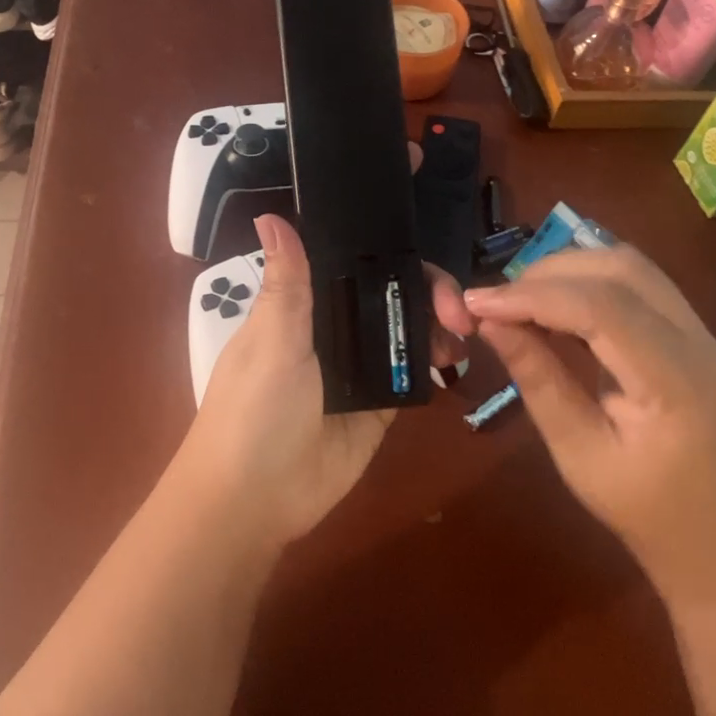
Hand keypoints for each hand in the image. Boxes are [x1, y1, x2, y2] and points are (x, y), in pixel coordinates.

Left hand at [176, 214, 471, 545]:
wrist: (255, 499)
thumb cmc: (255, 410)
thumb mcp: (270, 340)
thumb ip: (287, 283)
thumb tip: (270, 215)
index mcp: (300, 307)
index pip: (352, 263)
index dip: (388, 251)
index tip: (421, 253)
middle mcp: (331, 331)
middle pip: (388, 294)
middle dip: (427, 290)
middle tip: (456, 309)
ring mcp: (358, 369)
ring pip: (404, 329)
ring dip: (436, 323)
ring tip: (461, 333)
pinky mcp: (379, 405)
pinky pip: (412, 372)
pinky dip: (435, 360)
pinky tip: (454, 357)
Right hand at [462, 246, 715, 565]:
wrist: (708, 519)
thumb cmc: (639, 499)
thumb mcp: (576, 450)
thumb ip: (537, 380)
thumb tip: (489, 323)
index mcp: (671, 380)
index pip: (600, 308)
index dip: (533, 297)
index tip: (476, 303)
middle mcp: (692, 337)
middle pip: (616, 270)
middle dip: (545, 274)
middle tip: (494, 303)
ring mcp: (694, 324)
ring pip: (624, 262)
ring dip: (565, 269)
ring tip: (519, 300)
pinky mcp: (683, 321)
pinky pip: (631, 277)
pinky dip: (584, 278)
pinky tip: (552, 306)